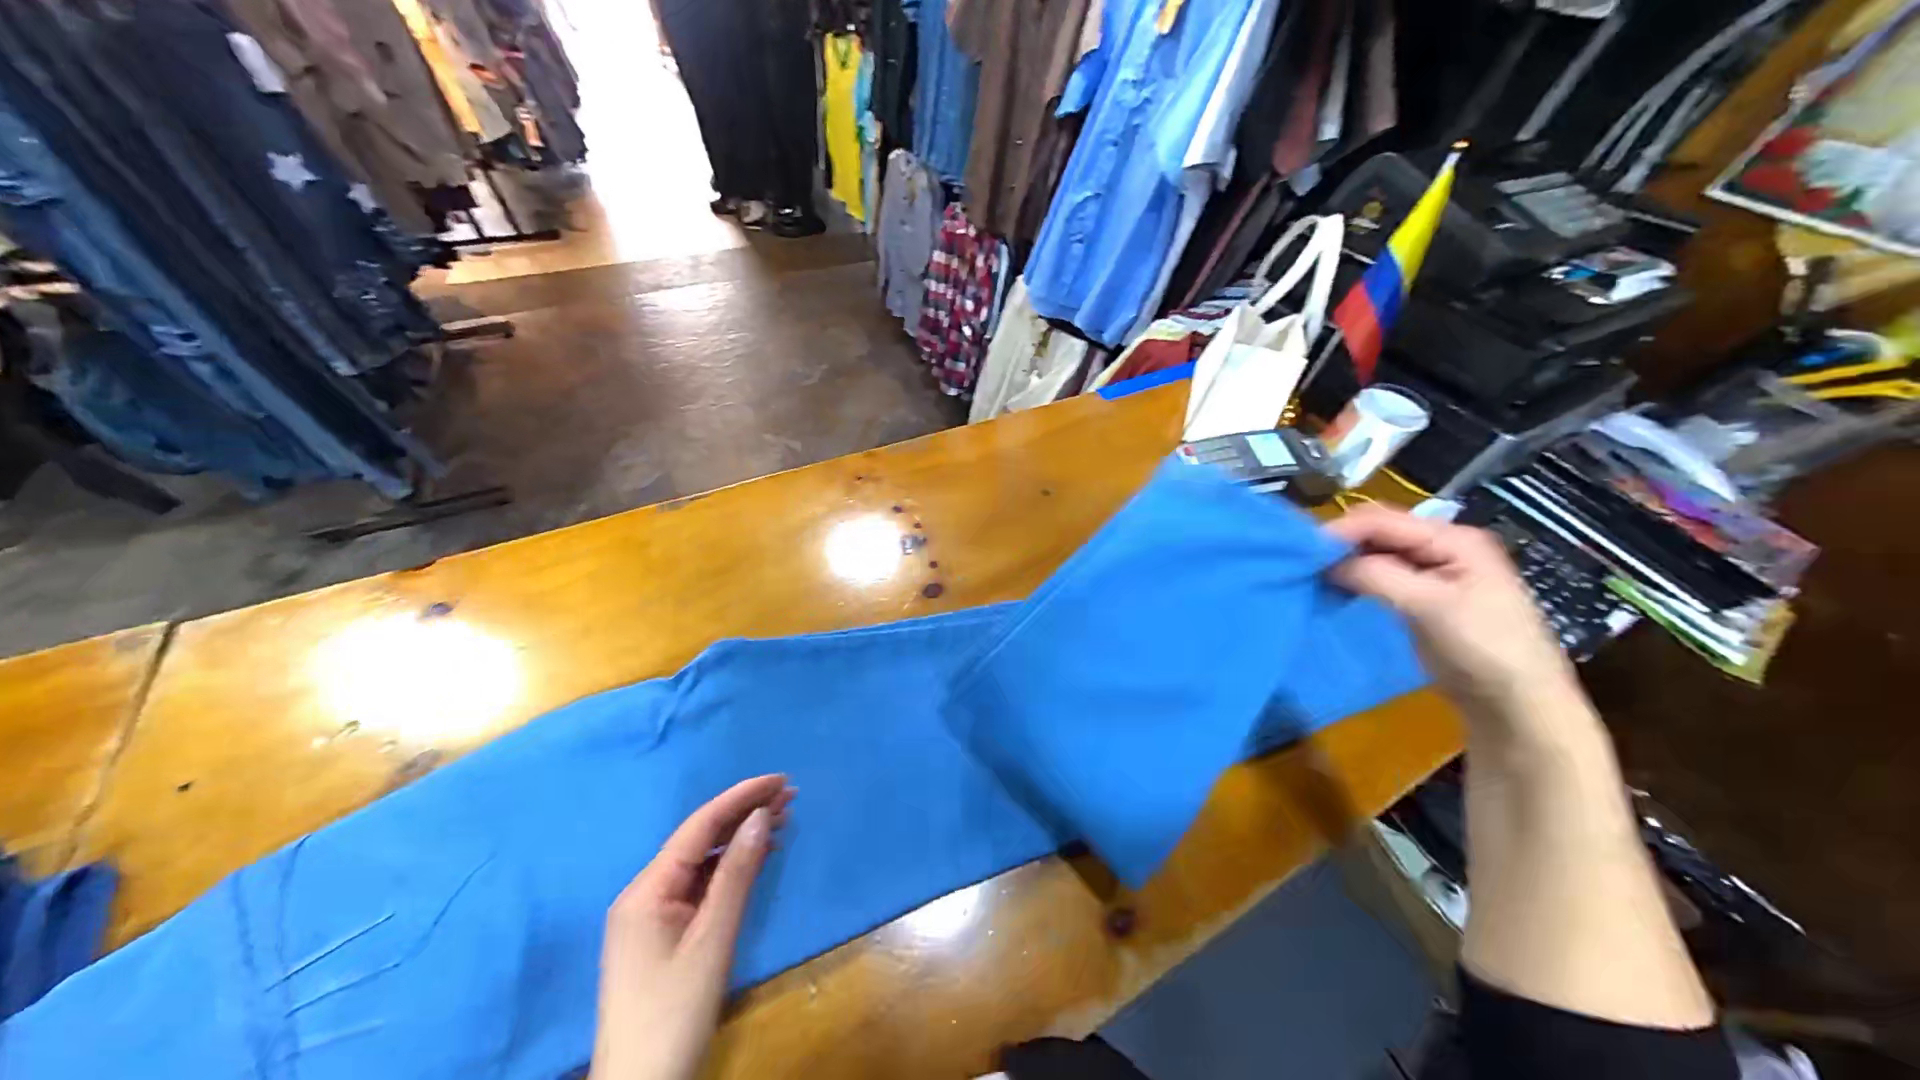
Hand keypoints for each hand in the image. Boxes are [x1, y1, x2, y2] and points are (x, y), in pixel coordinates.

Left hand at [590, 775, 794, 1079]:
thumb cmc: (676, 1011)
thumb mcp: (713, 939)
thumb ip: (736, 874)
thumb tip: (761, 816)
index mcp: (647, 889)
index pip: (699, 826)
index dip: (740, 797)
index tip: (780, 779)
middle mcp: (644, 893)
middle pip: (698, 839)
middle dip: (743, 813)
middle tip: (790, 796)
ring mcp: (650, 915)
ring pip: (699, 861)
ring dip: (738, 839)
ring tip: (782, 818)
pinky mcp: (661, 934)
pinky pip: (697, 885)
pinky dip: (728, 868)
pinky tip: (754, 859)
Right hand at [1326, 503, 1581, 731]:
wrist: (1518, 704)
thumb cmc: (1485, 649)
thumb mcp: (1430, 607)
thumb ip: (1377, 576)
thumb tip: (1326, 562)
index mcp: (1453, 538)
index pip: (1383, 520)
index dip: (1341, 532)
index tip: (1302, 552)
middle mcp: (1442, 546)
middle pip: (1379, 532)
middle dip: (1341, 544)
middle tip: (1303, 565)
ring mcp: (1432, 572)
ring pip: (1376, 553)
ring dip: (1345, 562)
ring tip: (1313, 578)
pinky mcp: (1420, 597)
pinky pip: (1379, 575)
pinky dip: (1355, 579)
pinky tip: (1334, 590)